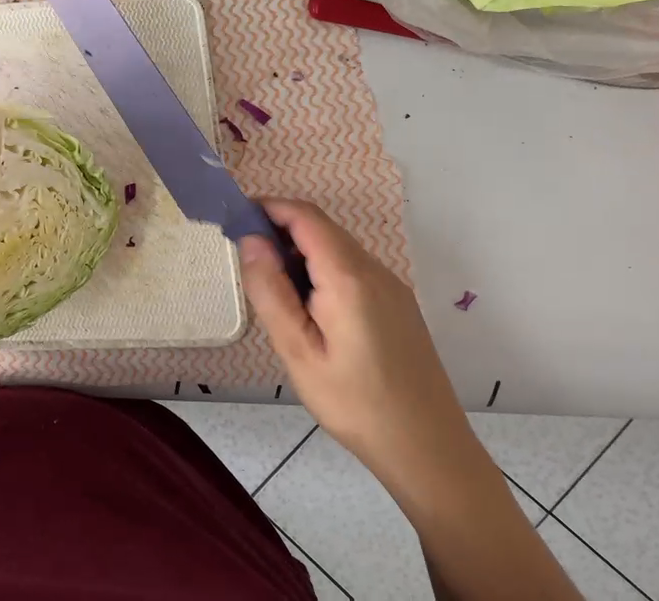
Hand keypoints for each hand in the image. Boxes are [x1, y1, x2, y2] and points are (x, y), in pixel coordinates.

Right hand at [240, 199, 477, 486]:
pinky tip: (303, 308)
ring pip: (335, 248)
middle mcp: (375, 272)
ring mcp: (391, 289)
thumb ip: (270, 290)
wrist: (428, 451)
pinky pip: (350, 269)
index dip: (265, 207)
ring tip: (268, 289)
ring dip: (296, 252)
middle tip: (241, 260)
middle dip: (276, 229)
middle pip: (320, 228)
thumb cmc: (354, 402)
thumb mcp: (296, 349)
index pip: (304, 216)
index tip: (230, 221)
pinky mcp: (396, 307)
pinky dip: (317, 270)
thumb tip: (250, 240)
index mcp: (348, 278)